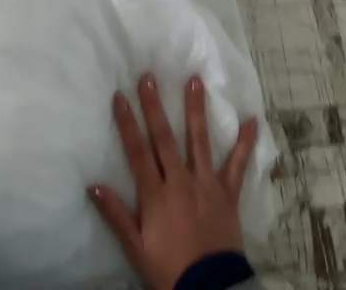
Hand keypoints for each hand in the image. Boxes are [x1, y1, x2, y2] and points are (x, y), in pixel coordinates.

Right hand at [88, 73, 260, 289]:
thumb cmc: (169, 270)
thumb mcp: (136, 248)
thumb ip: (116, 215)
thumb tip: (92, 185)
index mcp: (156, 194)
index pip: (138, 151)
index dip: (128, 122)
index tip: (120, 95)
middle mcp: (180, 182)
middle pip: (165, 138)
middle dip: (155, 106)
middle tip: (150, 76)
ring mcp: (207, 186)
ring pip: (199, 142)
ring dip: (196, 110)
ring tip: (195, 81)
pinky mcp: (228, 195)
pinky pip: (238, 167)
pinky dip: (246, 144)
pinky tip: (253, 121)